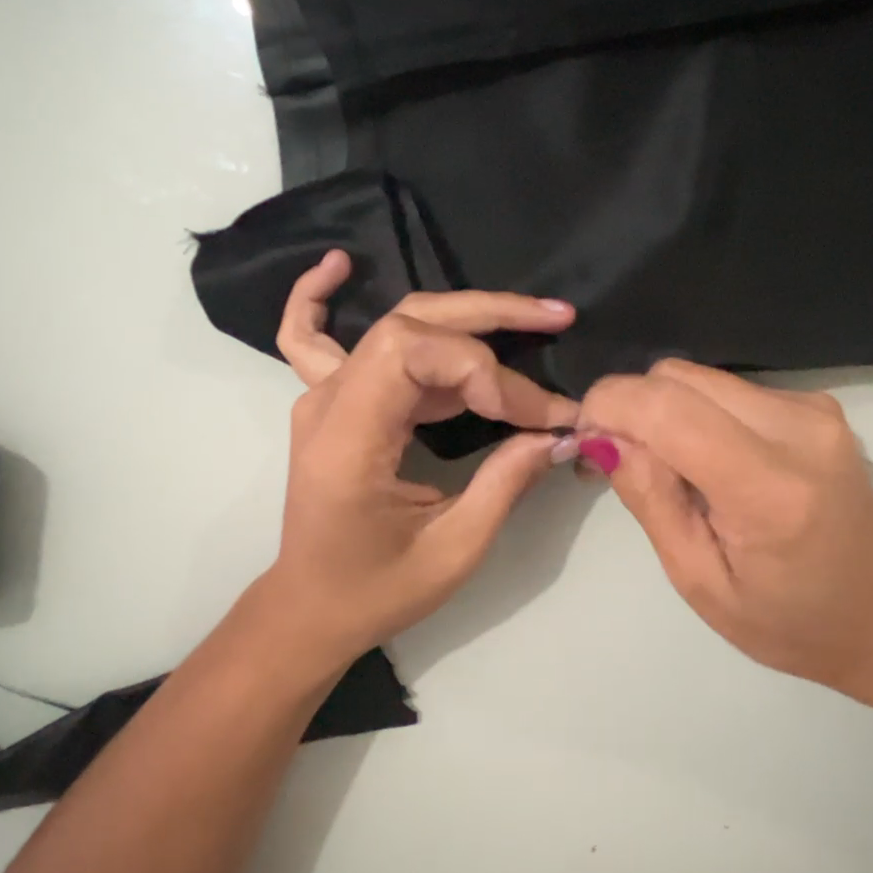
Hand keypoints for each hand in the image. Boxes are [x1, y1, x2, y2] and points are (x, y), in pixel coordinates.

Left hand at [249, 252, 580, 670]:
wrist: (311, 608)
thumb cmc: (376, 591)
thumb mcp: (453, 551)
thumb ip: (506, 483)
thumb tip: (562, 433)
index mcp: (348, 440)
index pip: (417, 356)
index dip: (488, 374)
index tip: (539, 418)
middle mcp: (328, 402)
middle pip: (410, 324)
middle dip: (491, 318)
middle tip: (558, 319)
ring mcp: (323, 395)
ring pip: (394, 326)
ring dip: (463, 316)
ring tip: (532, 315)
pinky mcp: (332, 400)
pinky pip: (314, 335)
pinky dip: (320, 297)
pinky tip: (337, 264)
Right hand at [577, 360, 872, 713]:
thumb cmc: (786, 621)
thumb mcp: (699, 581)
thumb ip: (651, 499)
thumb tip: (602, 437)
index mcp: (769, 488)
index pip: (666, 408)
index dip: (609, 408)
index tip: (586, 443)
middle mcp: (798, 428)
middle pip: (677, 377)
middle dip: (631, 408)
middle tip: (618, 461)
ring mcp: (814, 408)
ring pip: (699, 376)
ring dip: (664, 410)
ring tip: (665, 467)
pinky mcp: (816, 403)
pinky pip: (728, 388)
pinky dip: (698, 412)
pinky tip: (705, 459)